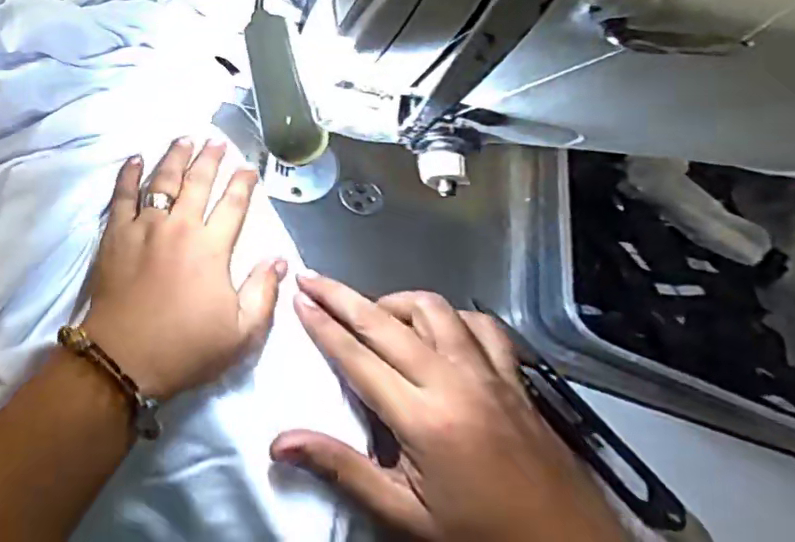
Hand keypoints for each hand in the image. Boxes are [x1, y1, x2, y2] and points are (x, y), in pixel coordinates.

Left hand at [82, 138, 286, 400]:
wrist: (122, 358)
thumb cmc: (185, 349)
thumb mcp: (240, 334)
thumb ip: (263, 293)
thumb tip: (279, 259)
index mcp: (211, 248)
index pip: (233, 204)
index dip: (243, 183)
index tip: (248, 167)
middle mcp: (180, 226)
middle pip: (197, 182)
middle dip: (210, 158)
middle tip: (217, 141)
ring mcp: (145, 226)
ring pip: (162, 179)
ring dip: (175, 156)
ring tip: (185, 139)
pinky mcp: (116, 233)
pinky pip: (122, 195)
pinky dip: (129, 174)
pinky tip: (135, 159)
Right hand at [274, 277, 624, 541]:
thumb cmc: (482, 538)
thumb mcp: (407, 517)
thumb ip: (343, 469)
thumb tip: (281, 443)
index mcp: (423, 418)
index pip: (358, 356)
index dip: (323, 323)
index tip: (298, 296)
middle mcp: (453, 380)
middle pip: (386, 321)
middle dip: (342, 296)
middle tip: (312, 279)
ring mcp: (487, 372)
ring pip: (433, 309)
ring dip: (396, 302)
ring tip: (374, 313)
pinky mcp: (513, 375)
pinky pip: (480, 325)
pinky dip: (453, 317)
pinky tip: (441, 330)